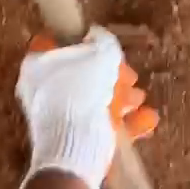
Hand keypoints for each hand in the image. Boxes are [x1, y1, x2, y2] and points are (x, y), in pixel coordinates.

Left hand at [17, 28, 157, 188]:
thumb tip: (99, 35)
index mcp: (41, 68)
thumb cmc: (83, 96)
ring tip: (140, 100)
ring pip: (96, 100)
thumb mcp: (99, 59)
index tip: (102, 46)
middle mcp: (46, 92)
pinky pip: (105, 125)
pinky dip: (127, 122)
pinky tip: (148, 119)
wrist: (77, 152)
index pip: (54, 44)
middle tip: (129, 77)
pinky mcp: (78, 140)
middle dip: (112, 75)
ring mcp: (61, 118)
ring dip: (123, 98)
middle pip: (84, 74)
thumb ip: (103, 44)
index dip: (81, 42)